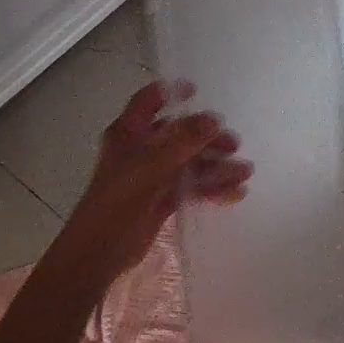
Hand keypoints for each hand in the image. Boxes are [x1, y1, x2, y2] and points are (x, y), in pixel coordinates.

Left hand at [61, 80, 251, 278]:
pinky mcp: (161, 200)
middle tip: (234, 144)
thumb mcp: (153, 165)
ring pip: (189, 163)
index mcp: (129, 133)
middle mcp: (140, 150)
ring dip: (216, 166)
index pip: (148, 102)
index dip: (170, 92)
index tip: (196, 90)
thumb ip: (185, 140)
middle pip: (179, 134)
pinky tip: (234, 194)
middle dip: (208, 138)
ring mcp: (152, 175)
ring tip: (244, 173)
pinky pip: (191, 187)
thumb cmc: (119, 200)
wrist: (99, 252)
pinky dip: (211, 188)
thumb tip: (215, 119)